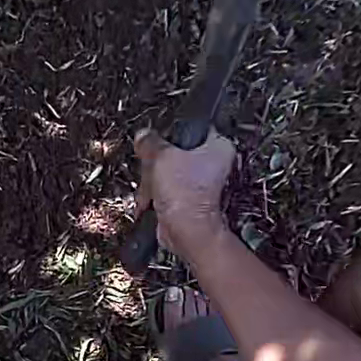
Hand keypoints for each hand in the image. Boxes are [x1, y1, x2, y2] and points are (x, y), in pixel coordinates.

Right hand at [135, 127, 234, 255]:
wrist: (185, 231)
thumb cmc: (186, 195)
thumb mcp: (161, 157)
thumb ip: (150, 142)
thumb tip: (143, 135)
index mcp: (217, 146)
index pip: (190, 129)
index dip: (170, 134)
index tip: (157, 141)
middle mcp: (212, 164)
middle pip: (173, 153)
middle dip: (155, 165)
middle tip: (151, 171)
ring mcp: (199, 183)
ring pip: (165, 172)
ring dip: (151, 183)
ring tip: (150, 192)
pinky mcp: (186, 199)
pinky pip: (163, 189)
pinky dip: (153, 195)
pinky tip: (150, 201)